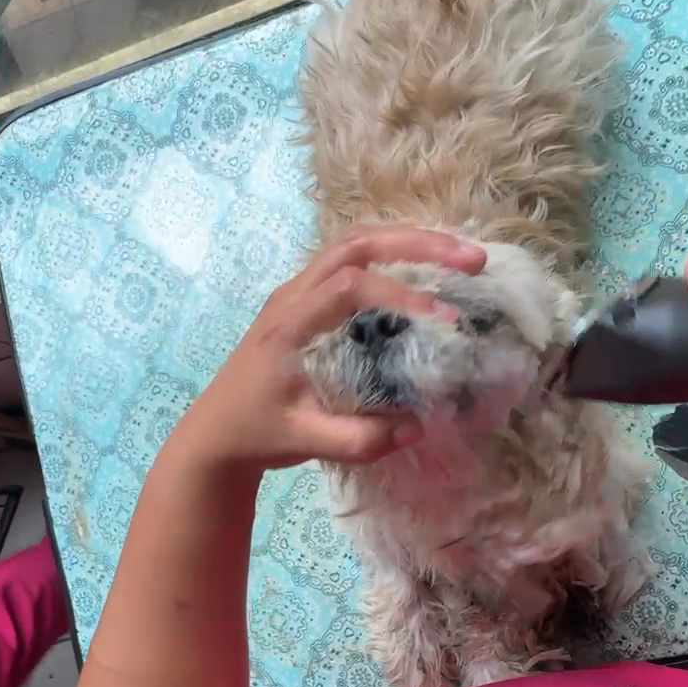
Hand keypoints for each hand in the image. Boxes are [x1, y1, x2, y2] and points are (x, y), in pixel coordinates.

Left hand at [170, 227, 485, 479]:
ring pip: (354, 245)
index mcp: (289, 324)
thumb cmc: (256, 434)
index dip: (400, 295)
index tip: (443, 317)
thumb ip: (359, 440)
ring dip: (407, 244)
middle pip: (356, 244)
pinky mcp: (305, 303)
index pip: (349, 287)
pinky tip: (424, 274)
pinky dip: (392, 259)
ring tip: (458, 257)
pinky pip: (350, 264)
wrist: (216, 433)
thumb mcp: (305, 442)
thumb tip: (418, 428)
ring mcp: (297, 295)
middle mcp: (292, 297)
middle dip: (417, 244)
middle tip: (471, 260)